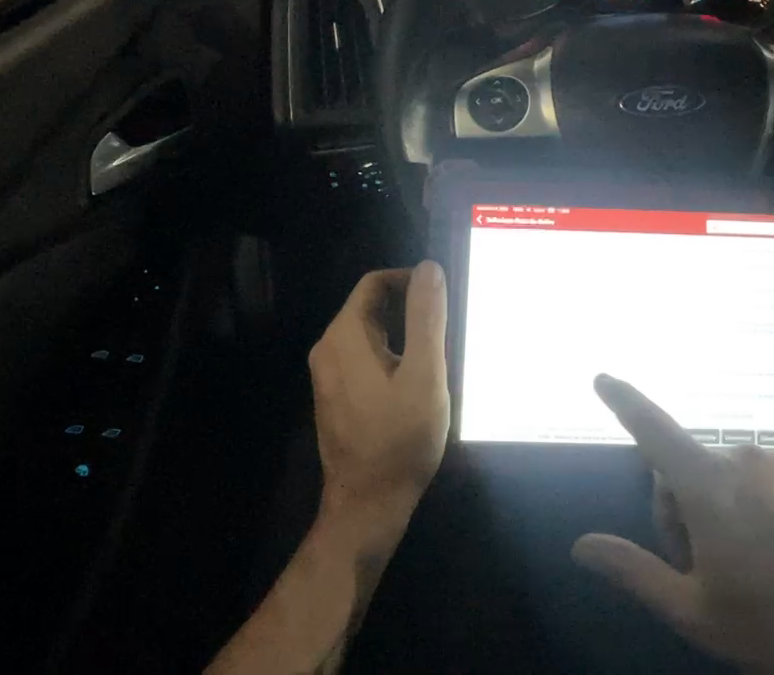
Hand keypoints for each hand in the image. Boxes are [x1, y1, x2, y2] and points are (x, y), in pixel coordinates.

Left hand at [308, 262, 449, 547]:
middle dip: (409, 309)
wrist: (367, 505)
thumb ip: (426, 318)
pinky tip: (414, 383)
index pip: (374, 283)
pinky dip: (390, 356)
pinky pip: (363, 357)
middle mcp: (328, 348)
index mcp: (345, 336)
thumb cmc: (400, 439)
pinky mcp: (335, 395)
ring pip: (369, 333)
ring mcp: (328, 374)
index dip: (409, 280)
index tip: (442, 299)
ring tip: (435, 358)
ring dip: (402, 334)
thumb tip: (429, 267)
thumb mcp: (425, 375)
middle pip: (370, 306)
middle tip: (446, 331)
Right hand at [571, 376, 773, 674]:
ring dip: (718, 504)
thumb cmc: (771, 627)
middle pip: (685, 467)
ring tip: (745, 561)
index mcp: (708, 486)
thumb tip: (581, 545)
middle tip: (700, 565)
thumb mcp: (691, 610)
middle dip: (678, 506)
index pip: (653, 430)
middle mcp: (743, 458)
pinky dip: (755, 501)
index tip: (601, 377)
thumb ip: (632, 569)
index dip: (624, 401)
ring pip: (725, 472)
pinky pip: (762, 475)